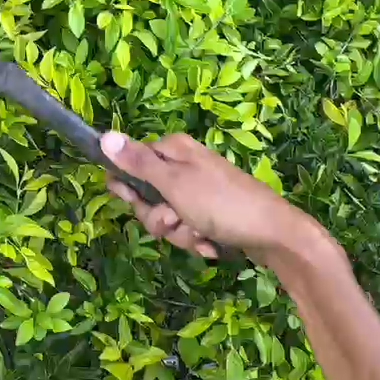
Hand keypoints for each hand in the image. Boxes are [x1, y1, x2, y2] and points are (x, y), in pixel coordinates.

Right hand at [100, 131, 335, 270]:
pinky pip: (186, 227)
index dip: (129, 188)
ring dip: (178, 232)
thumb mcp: (172, 183)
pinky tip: (211, 243)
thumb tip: (104, 136)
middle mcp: (183, 165)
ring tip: (199, 234)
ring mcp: (197, 190)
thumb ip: (137, 162)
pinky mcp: (209, 212)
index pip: (129, 163)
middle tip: (176, 220)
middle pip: (146, 194)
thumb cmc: (221, 204)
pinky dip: (195, 238)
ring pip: (165, 215)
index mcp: (173, 149)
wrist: (275, 235)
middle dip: (158, 217)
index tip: (136, 201)